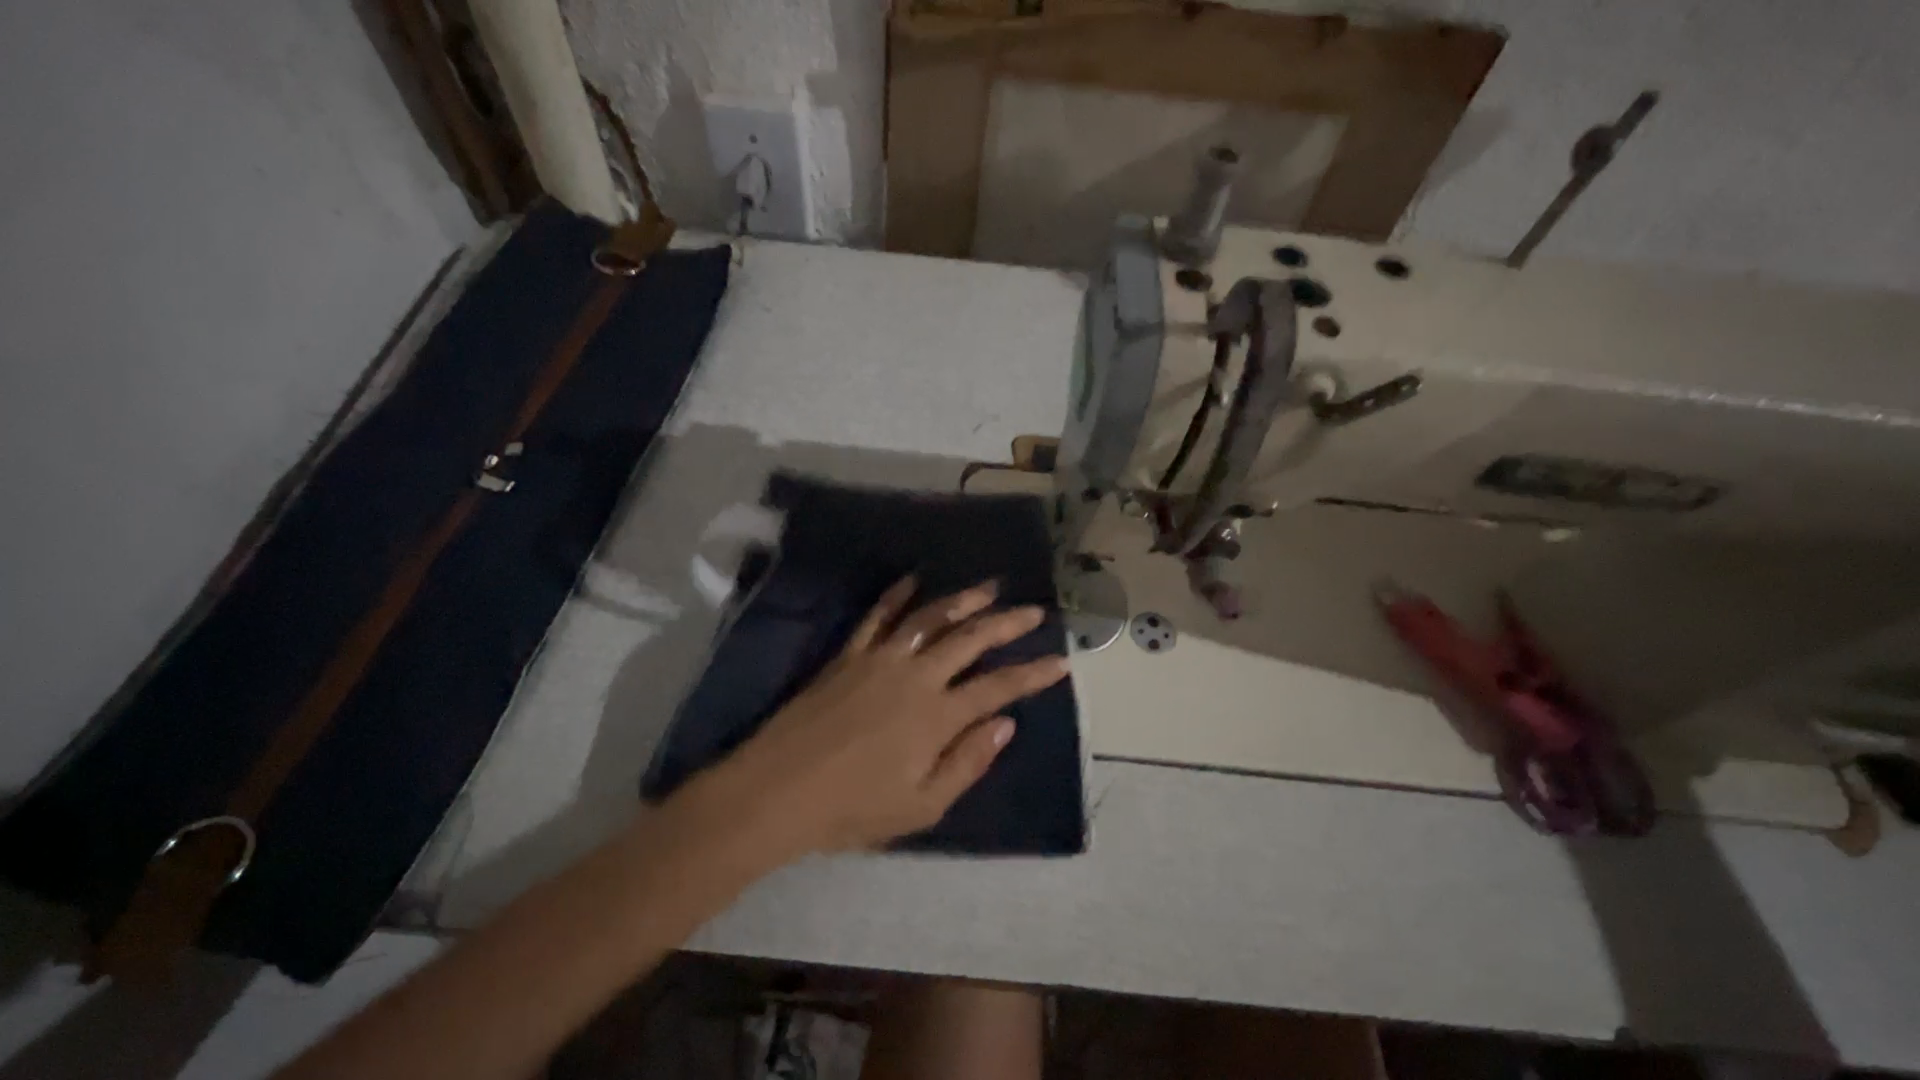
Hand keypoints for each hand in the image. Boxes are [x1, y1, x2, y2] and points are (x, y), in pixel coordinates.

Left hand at [667, 578, 1068, 860]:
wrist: (777, 791)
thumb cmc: (852, 809)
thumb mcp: (921, 806)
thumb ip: (967, 762)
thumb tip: (1005, 724)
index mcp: (938, 717)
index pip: (999, 687)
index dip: (1033, 674)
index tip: (1061, 662)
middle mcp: (915, 677)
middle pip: (970, 640)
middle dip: (1007, 623)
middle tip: (1033, 611)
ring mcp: (879, 660)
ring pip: (929, 618)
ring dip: (962, 599)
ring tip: (988, 587)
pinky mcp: (847, 655)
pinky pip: (877, 617)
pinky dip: (897, 596)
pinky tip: (913, 581)